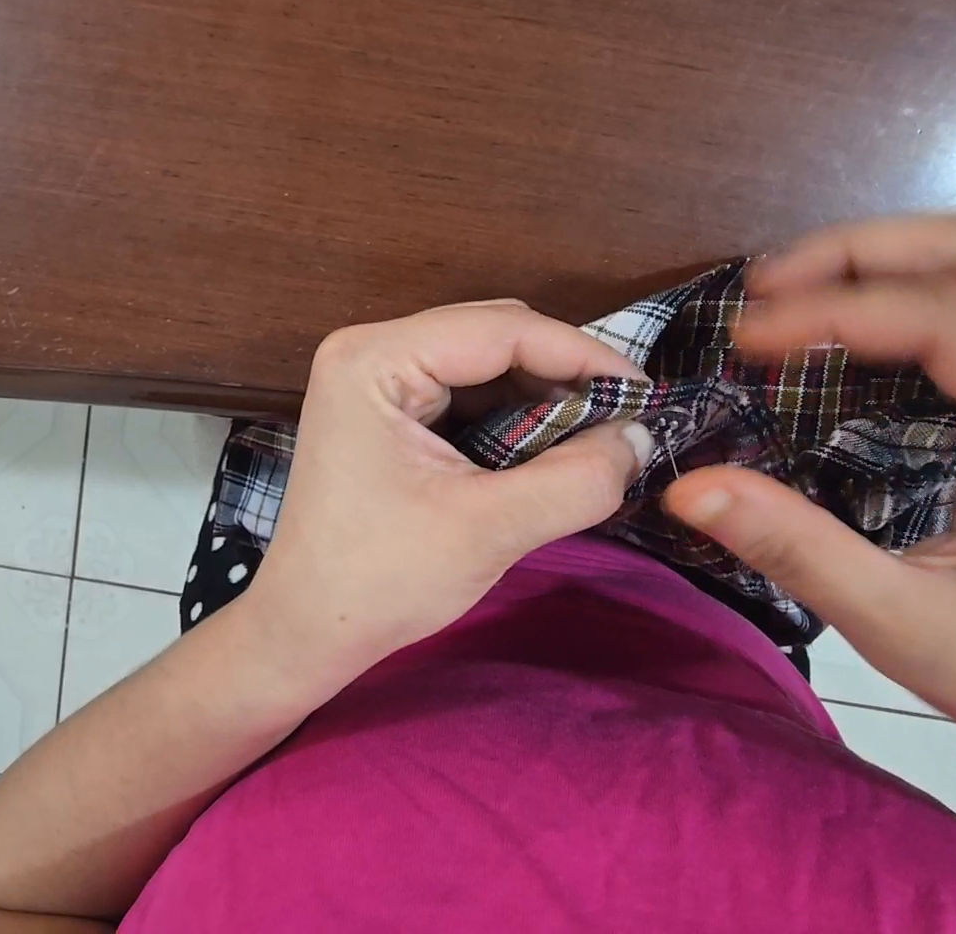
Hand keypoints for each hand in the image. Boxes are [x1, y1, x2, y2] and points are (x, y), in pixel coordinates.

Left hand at [245, 300, 655, 679]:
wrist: (307, 626)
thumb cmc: (381, 580)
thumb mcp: (489, 530)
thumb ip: (576, 480)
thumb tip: (640, 437)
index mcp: (375, 360)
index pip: (501, 330)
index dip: (584, 357)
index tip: (648, 397)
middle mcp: (368, 350)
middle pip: (491, 335)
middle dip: (563, 374)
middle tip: (622, 421)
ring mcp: (371, 376)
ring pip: (482, 361)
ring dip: (540, 394)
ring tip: (591, 436)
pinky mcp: (381, 406)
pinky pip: (462, 389)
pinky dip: (510, 412)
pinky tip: (544, 444)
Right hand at [662, 215, 955, 779]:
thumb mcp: (903, 631)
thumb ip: (796, 551)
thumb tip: (686, 485)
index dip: (842, 312)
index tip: (744, 336)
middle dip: (867, 253)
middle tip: (761, 290)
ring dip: (902, 247)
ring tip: (803, 282)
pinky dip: (933, 271)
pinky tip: (867, 304)